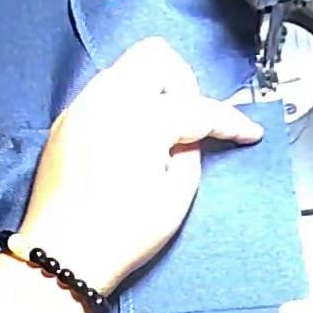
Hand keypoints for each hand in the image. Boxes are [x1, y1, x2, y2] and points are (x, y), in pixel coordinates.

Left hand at [16, 37, 263, 293]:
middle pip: (157, 57)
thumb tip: (188, 138)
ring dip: (153, 91)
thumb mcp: (175, 198)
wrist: (63, 256)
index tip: (248, 133)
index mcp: (142, 118)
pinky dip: (127, 105)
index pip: (197, 107)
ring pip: (126, 70)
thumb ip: (191, 155)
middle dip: (184, 84)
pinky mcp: (66, 123)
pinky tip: (131, 142)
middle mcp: (107, 98)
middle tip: (192, 123)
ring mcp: (81, 107)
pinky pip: (104, 93)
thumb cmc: (123, 234)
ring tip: (162, 134)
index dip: (230, 122)